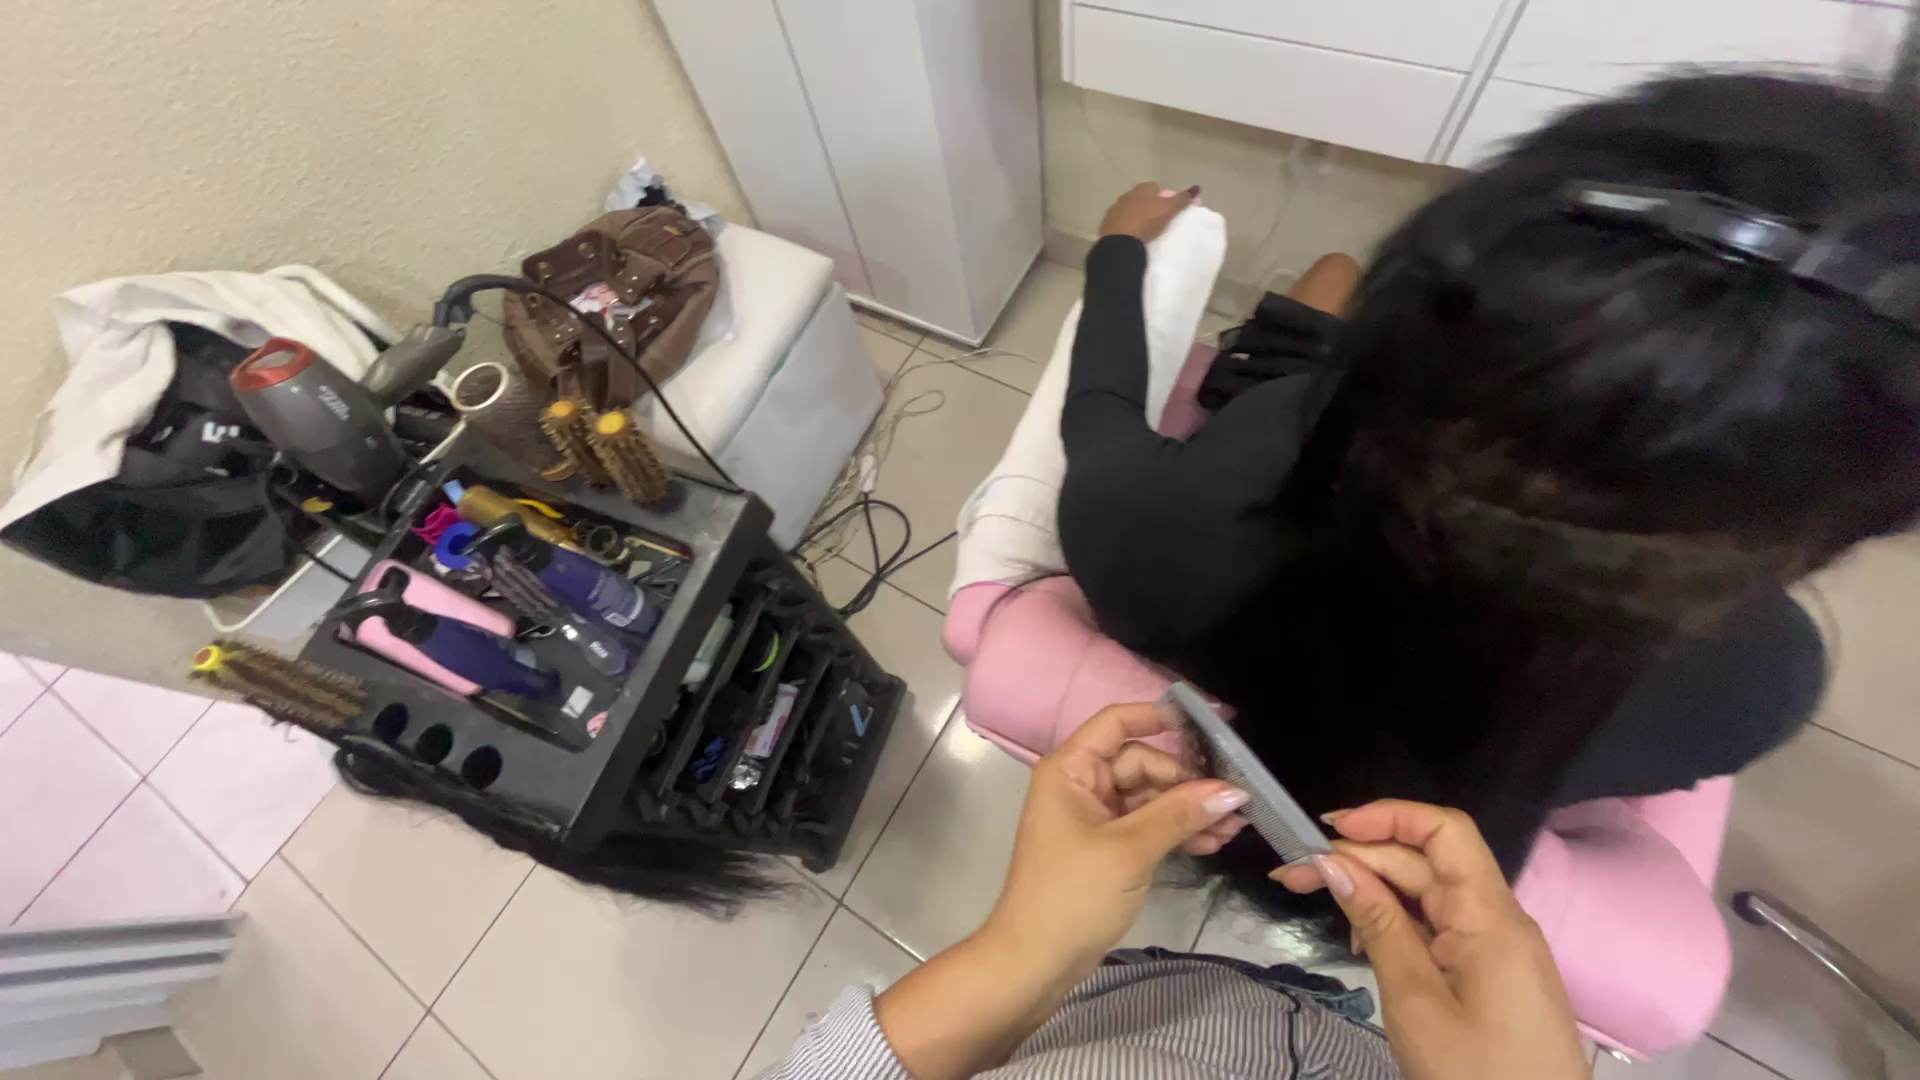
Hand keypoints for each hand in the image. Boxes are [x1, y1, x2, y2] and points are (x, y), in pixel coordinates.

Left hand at [983, 702, 1248, 975]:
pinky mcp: (1106, 845)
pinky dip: (1175, 831)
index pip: (1116, 723)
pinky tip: (1212, 843)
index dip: (1157, 716)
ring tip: (1233, 829)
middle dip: (1185, 782)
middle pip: (1140, 762)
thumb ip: (1179, 814)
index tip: (1206, 723)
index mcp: (1070, 768)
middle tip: (1232, 804)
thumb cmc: (1073, 893)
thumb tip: (1231, 790)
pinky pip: (1146, 824)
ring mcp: (1093, 815)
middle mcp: (1080, 783)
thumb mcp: (1129, 850)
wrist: (1036, 959)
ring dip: (1187, 810)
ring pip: (1148, 796)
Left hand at [1099, 182, 1197, 242]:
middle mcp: (1126, 195)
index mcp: (1142, 189)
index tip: (1167, 210)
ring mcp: (1114, 210)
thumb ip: (1182, 199)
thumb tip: (1197, 189)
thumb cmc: (1147, 222)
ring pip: (1128, 210)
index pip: (1156, 188)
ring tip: (1142, 231)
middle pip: (1140, 198)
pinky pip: (1118, 224)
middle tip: (1156, 221)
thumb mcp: (1168, 210)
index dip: (1163, 198)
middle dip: (1147, 206)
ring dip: (1134, 217)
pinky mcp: (1106, 225)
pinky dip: (1123, 228)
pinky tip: (1129, 237)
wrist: (1120, 242)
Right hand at [1274, 801, 1590, 1079]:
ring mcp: (1491, 947)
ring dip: (1367, 888)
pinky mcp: (1484, 973)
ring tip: (1313, 899)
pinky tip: (1357, 935)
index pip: (1444, 831)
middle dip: (1355, 858)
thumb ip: (1375, 921)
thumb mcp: (1413, 998)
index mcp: (1490, 917)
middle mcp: (1495, 920)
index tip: (1330, 829)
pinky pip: (1431, 925)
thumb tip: (1330, 862)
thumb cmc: (1477, 1078)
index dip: (1387, 816)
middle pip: (1420, 862)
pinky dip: (1390, 919)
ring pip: (1421, 892)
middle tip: (1292, 874)